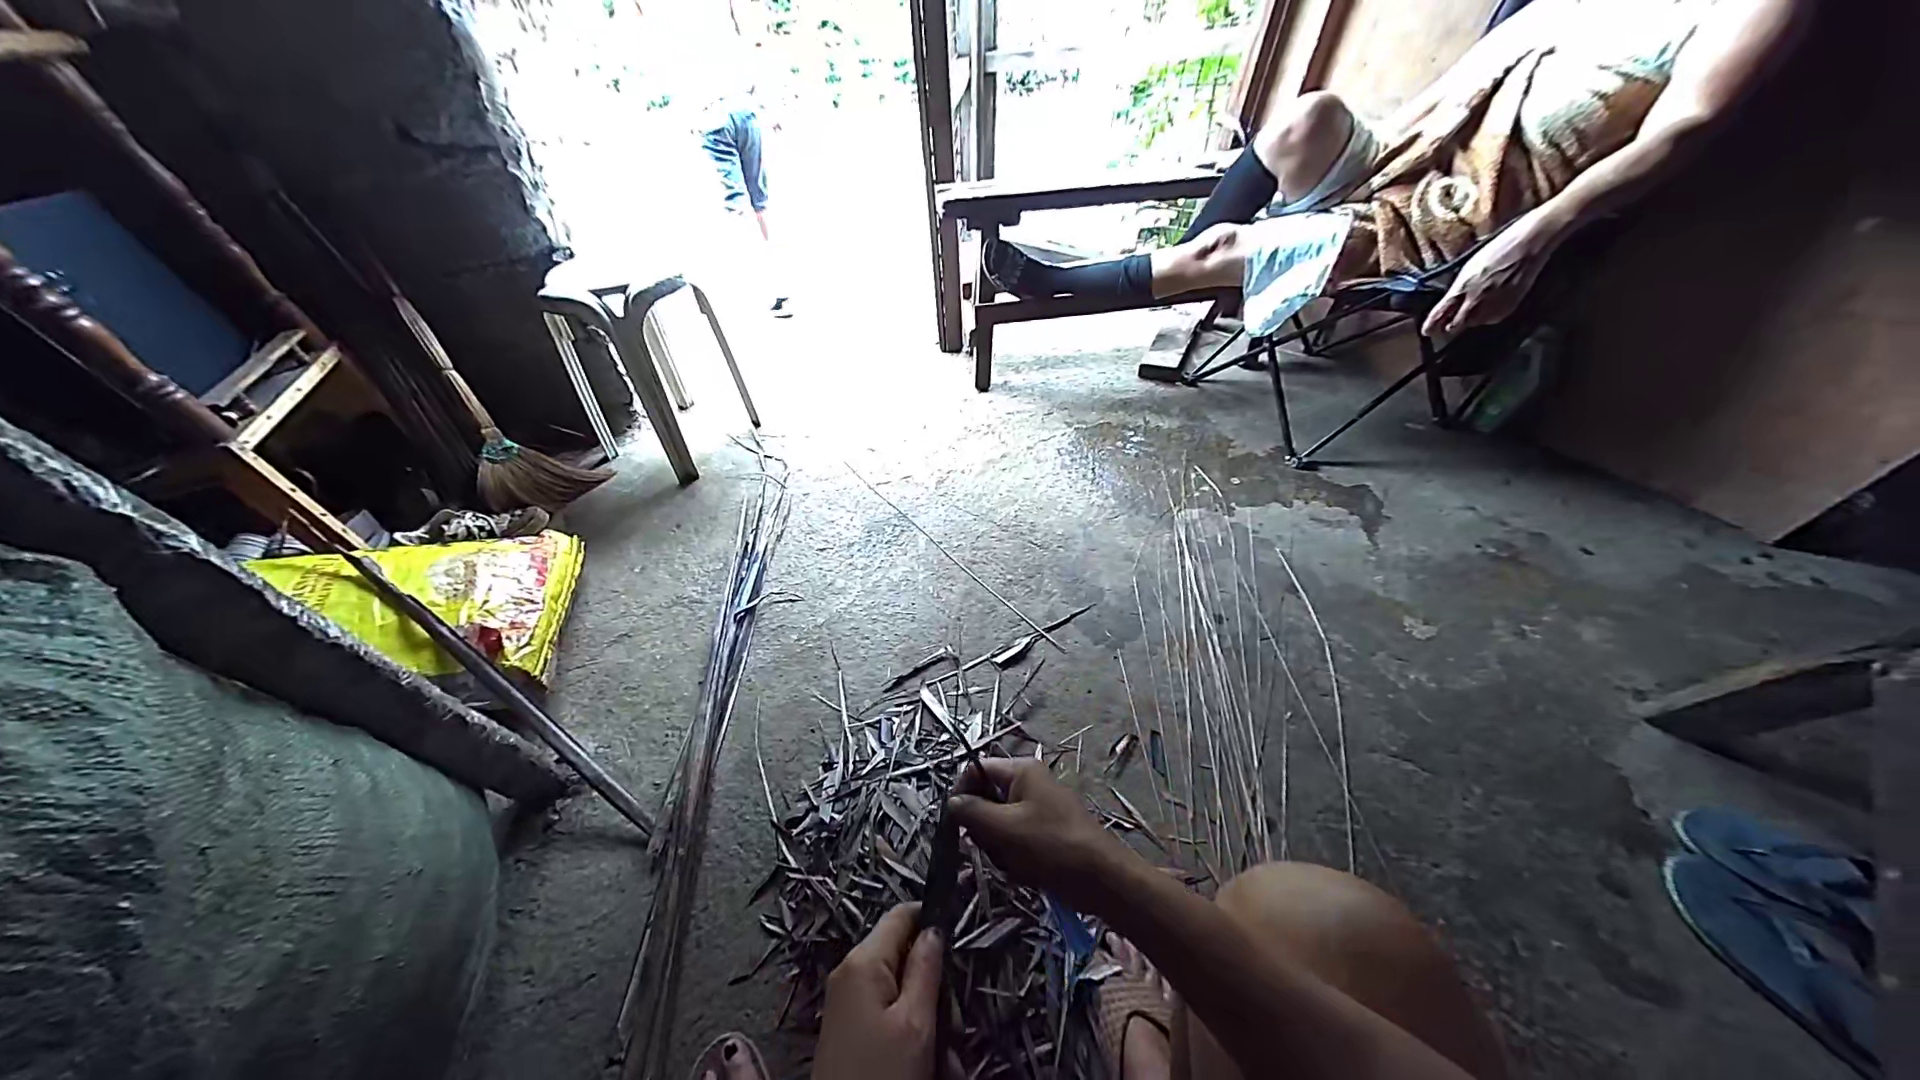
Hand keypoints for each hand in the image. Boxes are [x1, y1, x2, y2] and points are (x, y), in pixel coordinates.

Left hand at [812, 903, 942, 1079]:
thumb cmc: (881, 1077)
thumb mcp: (914, 1024)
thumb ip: (926, 968)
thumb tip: (934, 928)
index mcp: (863, 961)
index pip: (902, 915)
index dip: (932, 921)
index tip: (960, 948)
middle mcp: (852, 974)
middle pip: (907, 958)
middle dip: (937, 989)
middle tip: (953, 1028)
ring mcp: (850, 1004)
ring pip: (906, 993)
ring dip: (932, 1021)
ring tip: (944, 1062)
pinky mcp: (853, 1031)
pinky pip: (893, 1018)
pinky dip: (915, 1037)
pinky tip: (929, 1069)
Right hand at [947, 758, 1134, 913]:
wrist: (1101, 878)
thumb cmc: (1052, 845)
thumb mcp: (1004, 828)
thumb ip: (972, 812)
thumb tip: (951, 802)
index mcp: (1021, 771)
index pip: (977, 769)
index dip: (961, 792)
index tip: (952, 821)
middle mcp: (1030, 783)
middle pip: (987, 797)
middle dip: (983, 826)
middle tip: (990, 846)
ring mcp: (1039, 808)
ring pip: (999, 823)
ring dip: (998, 846)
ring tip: (1013, 861)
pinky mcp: (1046, 832)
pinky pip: (1015, 839)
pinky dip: (1014, 856)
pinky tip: (1026, 870)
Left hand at [1421, 218, 1553, 338]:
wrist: (1531, 242)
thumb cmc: (1497, 249)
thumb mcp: (1468, 268)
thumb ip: (1457, 289)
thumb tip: (1448, 305)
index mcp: (1461, 287)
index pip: (1440, 314)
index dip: (1431, 325)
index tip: (1426, 332)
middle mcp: (1475, 299)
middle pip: (1455, 325)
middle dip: (1449, 327)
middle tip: (1447, 326)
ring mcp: (1494, 303)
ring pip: (1474, 323)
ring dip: (1470, 321)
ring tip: (1471, 312)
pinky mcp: (1511, 304)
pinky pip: (1493, 319)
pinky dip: (1488, 317)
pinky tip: (1490, 307)